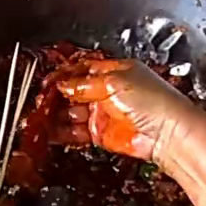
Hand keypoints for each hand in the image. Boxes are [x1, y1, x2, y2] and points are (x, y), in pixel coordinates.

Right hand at [53, 59, 195, 163]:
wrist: (167, 135)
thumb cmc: (152, 102)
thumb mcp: (115, 83)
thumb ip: (84, 84)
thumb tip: (63, 84)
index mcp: (114, 72)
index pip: (82, 70)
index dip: (63, 74)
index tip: (47, 80)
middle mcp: (107, 91)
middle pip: (72, 91)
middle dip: (55, 96)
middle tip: (39, 100)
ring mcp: (102, 113)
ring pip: (70, 112)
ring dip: (54, 114)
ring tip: (38, 117)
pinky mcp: (99, 133)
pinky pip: (74, 131)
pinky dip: (60, 132)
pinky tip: (47, 132)